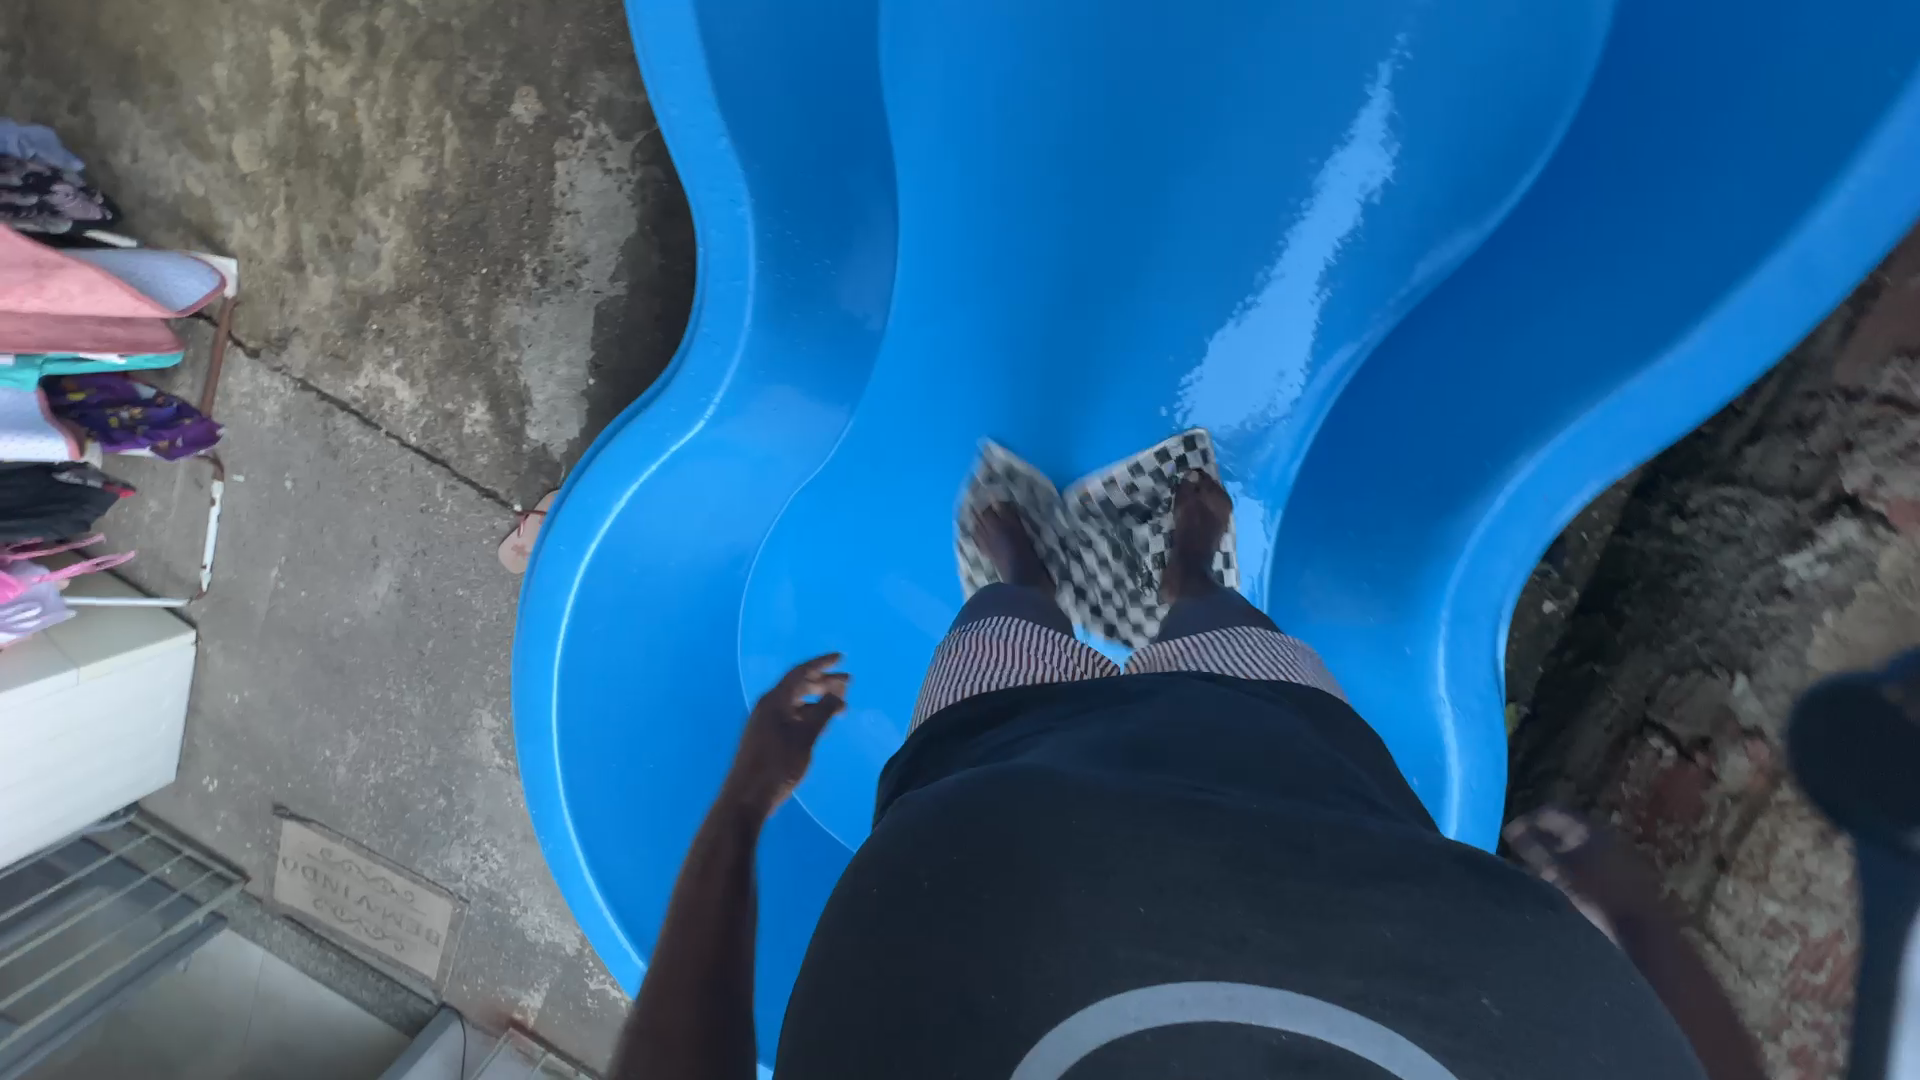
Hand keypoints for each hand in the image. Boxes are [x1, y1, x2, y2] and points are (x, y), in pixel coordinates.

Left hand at [721, 653, 849, 819]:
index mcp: (775, 700)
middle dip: (824, 682)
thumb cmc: (778, 765)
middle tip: (848, 684)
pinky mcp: (766, 737)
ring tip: (842, 706)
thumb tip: (837, 691)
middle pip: (799, 685)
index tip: (841, 658)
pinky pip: (792, 715)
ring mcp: (766, 722)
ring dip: (818, 700)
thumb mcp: (806, 736)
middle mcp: (768, 706)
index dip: (822, 663)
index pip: (800, 672)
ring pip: (796, 702)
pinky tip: (823, 723)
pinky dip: (810, 714)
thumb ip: (823, 711)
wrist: (747, 798)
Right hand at [1505, 807, 1665, 939]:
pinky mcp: (1628, 880)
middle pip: (1566, 830)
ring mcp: (1621, 859)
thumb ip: (1531, 846)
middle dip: (1542, 838)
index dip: (1527, 820)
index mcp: (1589, 830)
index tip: (1510, 835)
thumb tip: (1511, 830)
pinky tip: (1565, 886)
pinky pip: (1593, 864)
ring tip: (1540, 872)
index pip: (1551, 812)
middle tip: (1523, 853)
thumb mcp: (1554, 869)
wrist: (1644, 933)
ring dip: (1558, 856)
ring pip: (1580, 848)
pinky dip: (1574, 869)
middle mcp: (1607, 838)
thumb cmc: (1594, 895)